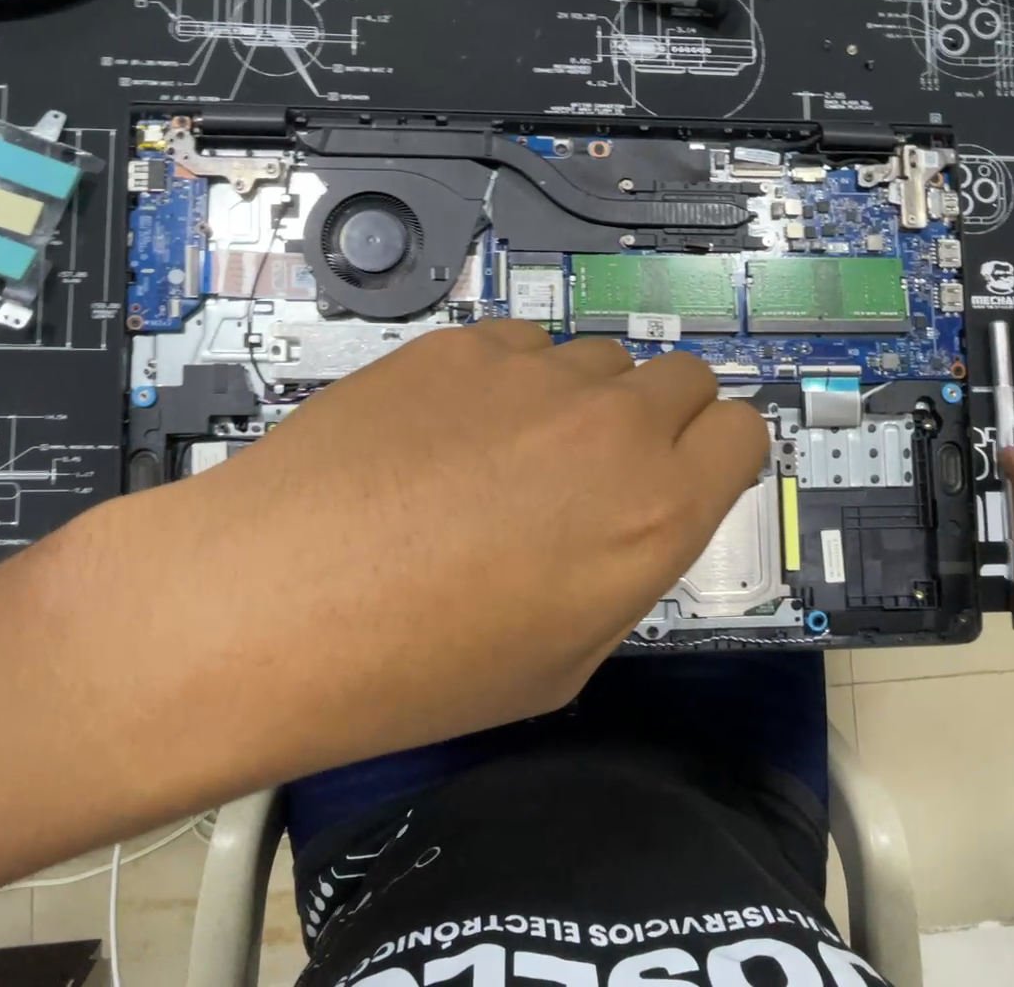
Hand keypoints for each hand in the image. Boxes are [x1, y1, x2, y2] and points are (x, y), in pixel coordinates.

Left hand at [56, 319, 768, 784]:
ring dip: (581, 402)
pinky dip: (509, 382)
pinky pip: (518, 348)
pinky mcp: (455, 346)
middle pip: (682, 380)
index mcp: (655, 513)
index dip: (717, 458)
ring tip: (512, 458)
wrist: (271, 606)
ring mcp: (530, 375)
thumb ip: (623, 573)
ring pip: (597, 360)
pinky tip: (452, 433)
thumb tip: (627, 526)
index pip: (742, 436)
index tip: (690, 475)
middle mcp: (608, 427)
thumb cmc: (417, 667)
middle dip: (660, 422)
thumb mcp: (561, 662)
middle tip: (601, 471)